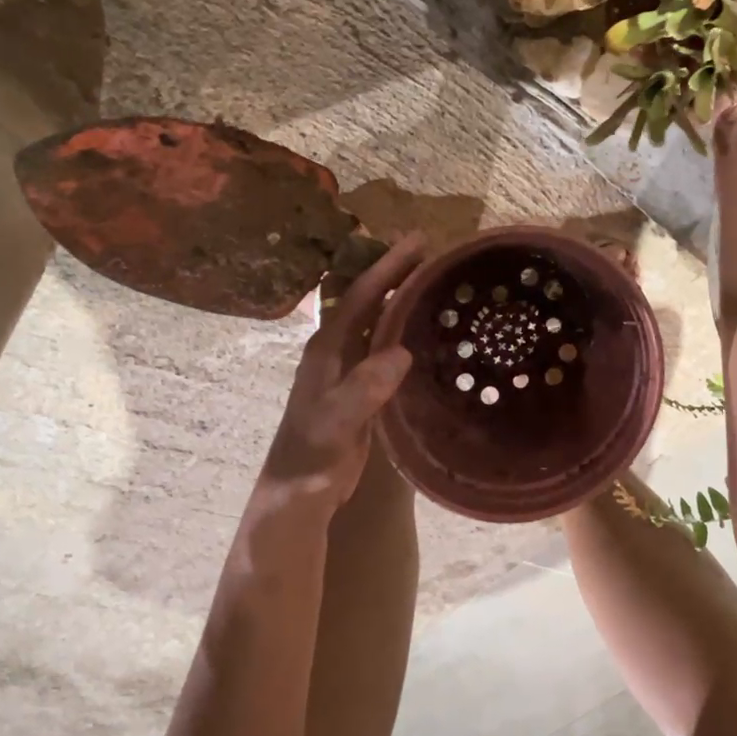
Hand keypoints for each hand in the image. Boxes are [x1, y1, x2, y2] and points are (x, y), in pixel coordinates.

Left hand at [270, 234, 426, 501]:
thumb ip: (364, 388)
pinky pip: (387, 344)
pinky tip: (429, 330)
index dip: (388, 266)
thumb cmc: (312, 455)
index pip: (361, 295)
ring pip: (378, 320)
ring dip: (402, 297)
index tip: (419, 240)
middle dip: (396, 272)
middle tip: (434, 251)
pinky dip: (405, 328)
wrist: (299, 495)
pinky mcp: (363, 388)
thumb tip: (401, 353)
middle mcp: (337, 350)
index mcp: (328, 348)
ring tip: (437, 280)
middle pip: (369, 299)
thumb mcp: (337, 421)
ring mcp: (349, 369)